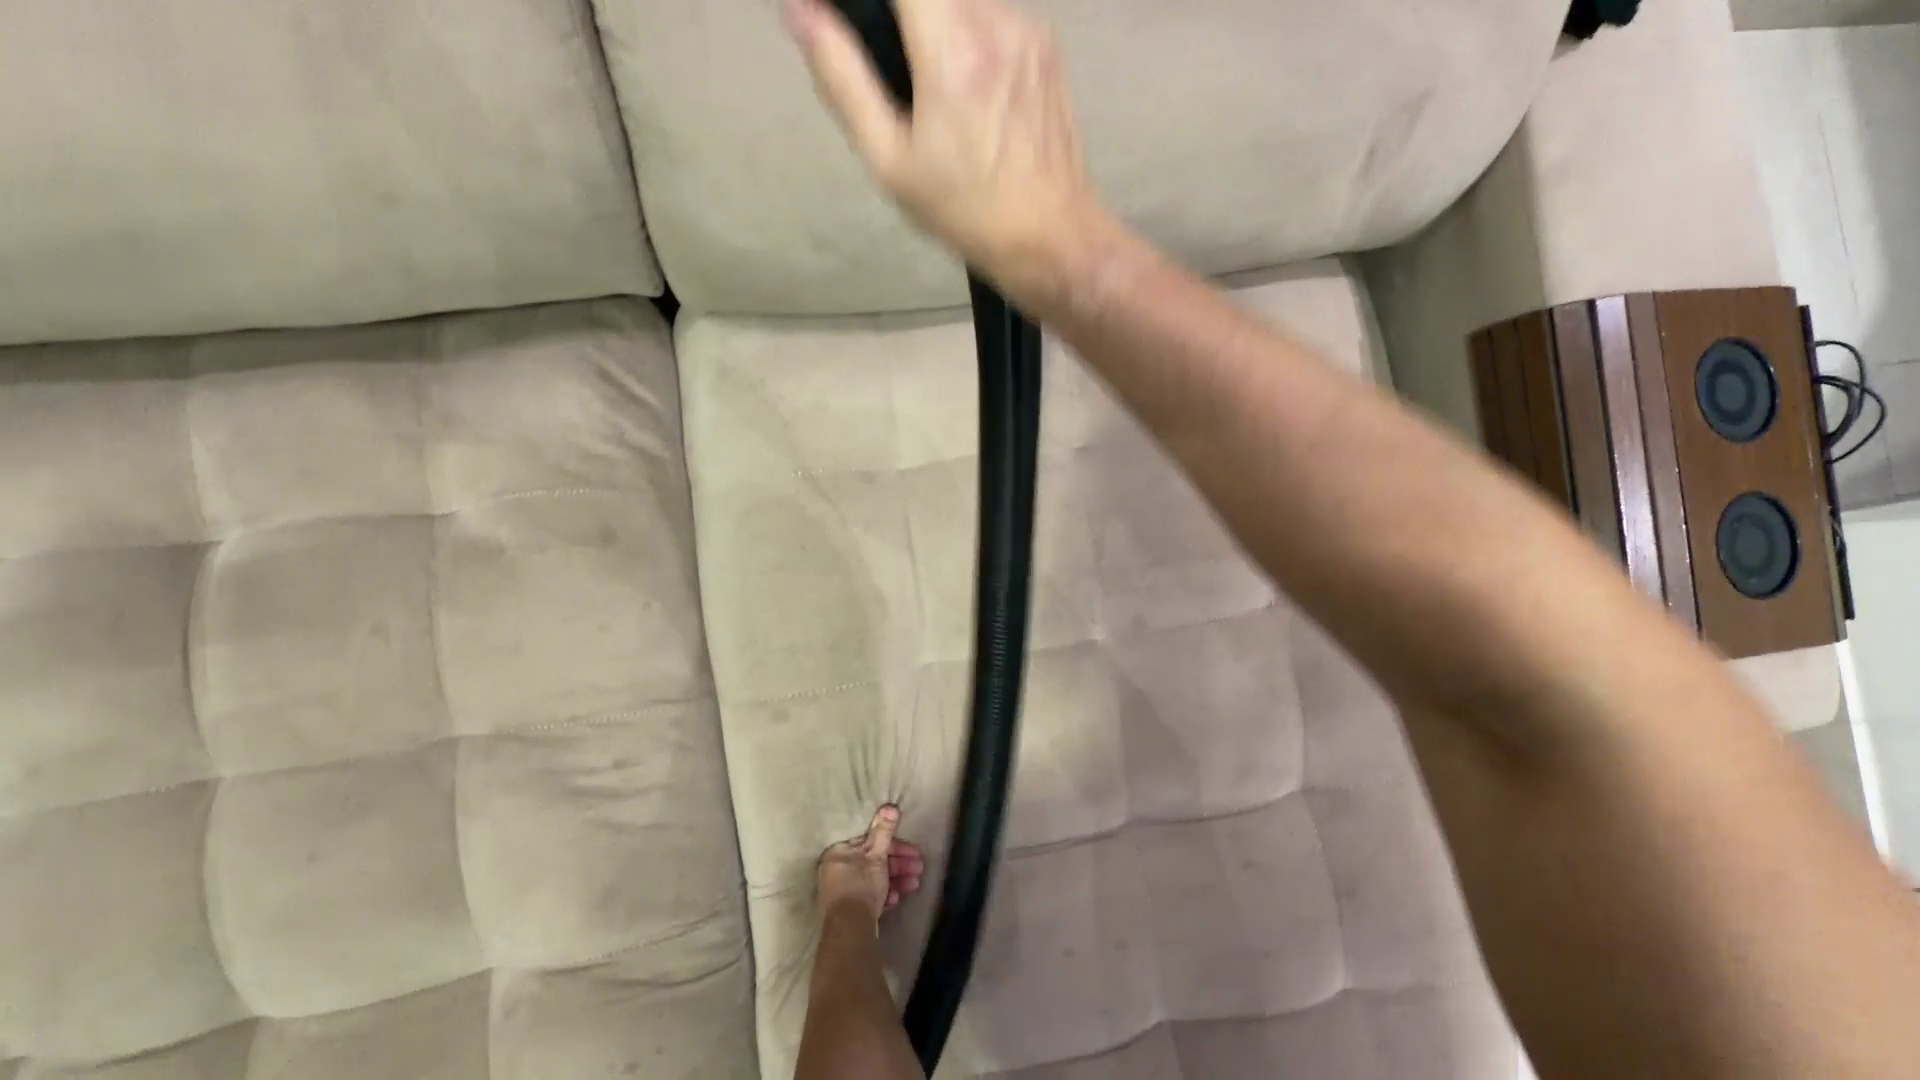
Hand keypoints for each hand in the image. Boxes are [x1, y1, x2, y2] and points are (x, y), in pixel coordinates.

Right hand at [784, 0, 1099, 300]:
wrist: (1050, 234)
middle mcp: (996, 22)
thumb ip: (842, 78)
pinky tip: (968, 91)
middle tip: (895, 66)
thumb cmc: (964, 210)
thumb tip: (800, 10)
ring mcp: (1028, 28)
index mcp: (952, 51)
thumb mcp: (889, 160)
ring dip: (935, 22)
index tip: (859, 20)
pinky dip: (968, 35)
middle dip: (902, 14)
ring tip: (933, 88)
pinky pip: (992, 13)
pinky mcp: (1046, 42)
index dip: (874, 1)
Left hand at [816, 805, 925, 923]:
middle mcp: (837, 870)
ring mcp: (842, 891)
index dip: (894, 845)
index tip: (913, 852)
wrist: (850, 928)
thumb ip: (883, 831)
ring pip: (874, 879)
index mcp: (839, 853)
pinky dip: (884, 895)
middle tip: (919, 869)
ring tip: (914, 885)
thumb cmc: (861, 885)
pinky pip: (870, 896)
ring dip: (896, 880)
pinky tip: (896, 900)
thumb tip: (890, 806)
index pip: (870, 842)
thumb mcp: (876, 855)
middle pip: (874, 861)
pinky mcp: (849, 910)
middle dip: (899, 864)